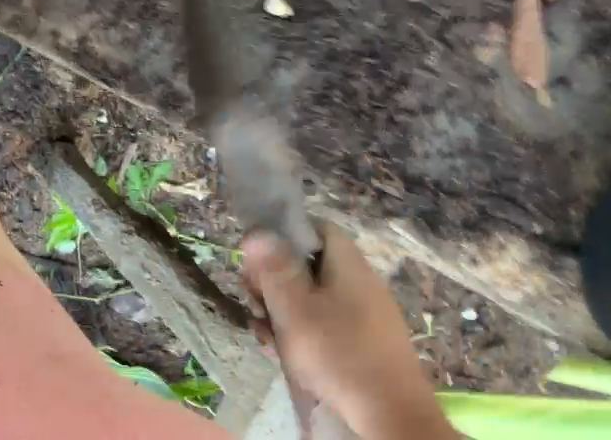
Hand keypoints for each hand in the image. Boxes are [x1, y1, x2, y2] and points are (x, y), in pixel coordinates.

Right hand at [242, 223, 456, 439]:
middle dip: (271, 278)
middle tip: (254, 298)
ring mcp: (366, 318)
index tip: (258, 256)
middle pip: (306, 264)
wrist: (394, 423)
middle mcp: (362, 287)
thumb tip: (257, 230)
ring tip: (263, 331)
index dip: (284, 233)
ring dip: (279, 309)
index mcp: (350, 270)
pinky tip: (280, 349)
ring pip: (309, 296)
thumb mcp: (294, 307)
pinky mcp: (364, 344)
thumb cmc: (339, 355)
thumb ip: (273, 266)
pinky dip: (298, 331)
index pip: (317, 228)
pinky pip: (323, 323)